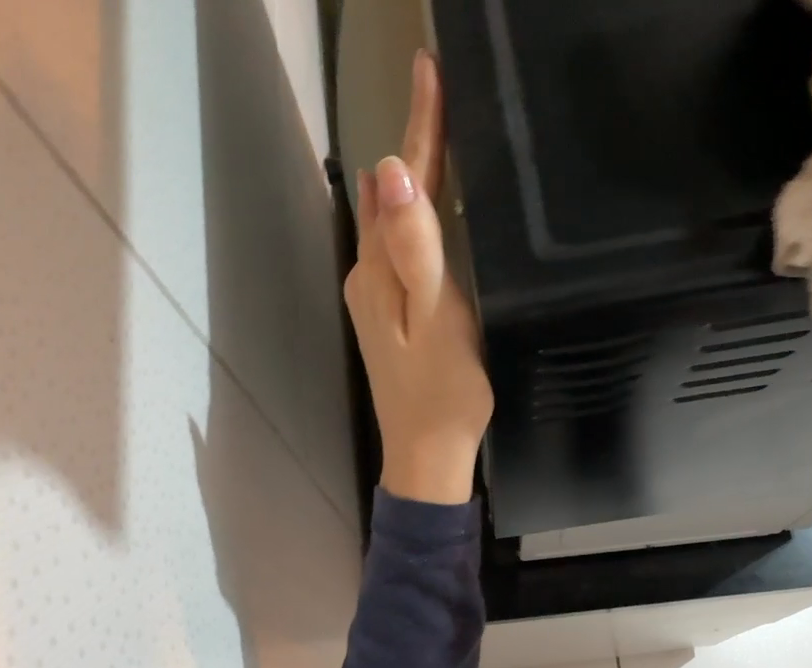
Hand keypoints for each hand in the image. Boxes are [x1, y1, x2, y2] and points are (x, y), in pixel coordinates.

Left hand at [346, 51, 492, 505]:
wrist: (428, 456)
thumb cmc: (442, 393)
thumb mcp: (434, 318)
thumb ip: (415, 247)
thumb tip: (390, 173)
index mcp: (380, 270)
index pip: (401, 182)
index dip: (420, 123)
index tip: (430, 66)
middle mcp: (370, 275)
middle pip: (394, 193)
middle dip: (416, 138)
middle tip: (440, 86)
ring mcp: (378, 296)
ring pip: (395, 218)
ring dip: (413, 172)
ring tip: (437, 130)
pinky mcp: (392, 314)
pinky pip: (402, 245)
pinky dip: (415, 211)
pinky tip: (425, 205)